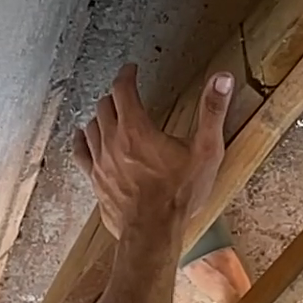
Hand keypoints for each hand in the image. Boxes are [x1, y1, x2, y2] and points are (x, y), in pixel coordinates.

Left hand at [73, 64, 231, 241]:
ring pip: (92, 126)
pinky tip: (84, 136)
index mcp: (137, 128)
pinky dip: (83, 138)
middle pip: (104, 106)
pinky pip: (81, 152)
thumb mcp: (206, 150)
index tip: (132, 69)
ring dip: (101, 114)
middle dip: (116, 94)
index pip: (123, 89)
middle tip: (126, 91)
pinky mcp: (95, 180)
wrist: (153, 233)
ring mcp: (100, 162)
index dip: (126, 75)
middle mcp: (113, 140)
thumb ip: (212, 111)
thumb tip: (222, 78)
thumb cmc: (180, 194)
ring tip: (111, 111)